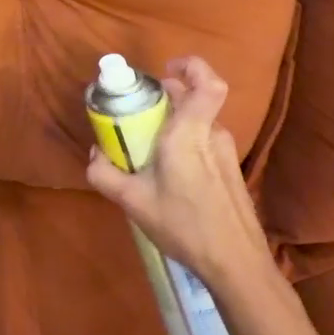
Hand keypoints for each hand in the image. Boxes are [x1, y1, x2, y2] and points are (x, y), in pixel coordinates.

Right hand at [83, 56, 270, 282]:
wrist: (239, 268)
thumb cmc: (186, 226)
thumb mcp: (132, 202)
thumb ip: (104, 173)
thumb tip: (94, 154)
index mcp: (188, 134)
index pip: (207, 84)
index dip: (191, 66)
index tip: (165, 69)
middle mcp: (212, 136)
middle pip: (191, 101)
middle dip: (163, 99)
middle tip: (137, 116)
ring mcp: (226, 155)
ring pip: (196, 124)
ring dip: (173, 126)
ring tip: (148, 152)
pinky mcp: (232, 173)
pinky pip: (204, 144)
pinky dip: (185, 147)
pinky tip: (170, 178)